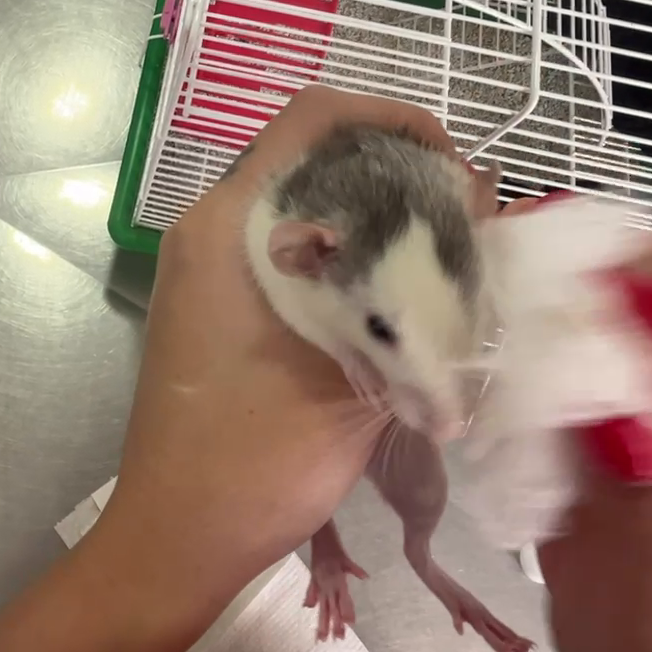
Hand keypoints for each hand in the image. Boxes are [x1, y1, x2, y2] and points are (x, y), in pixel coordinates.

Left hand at [89, 86, 470, 615]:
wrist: (177, 534)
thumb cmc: (255, 460)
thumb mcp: (357, 377)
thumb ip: (419, 294)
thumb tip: (474, 220)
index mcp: (228, 223)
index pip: (310, 118)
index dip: (389, 117)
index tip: (448, 161)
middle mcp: (206, 225)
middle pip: (305, 153)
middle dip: (386, 166)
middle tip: (453, 210)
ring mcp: (203, 262)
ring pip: (295, 199)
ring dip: (364, 209)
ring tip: (432, 244)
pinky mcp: (212, 297)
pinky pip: (281, 242)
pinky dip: (336, 245)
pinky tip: (386, 284)